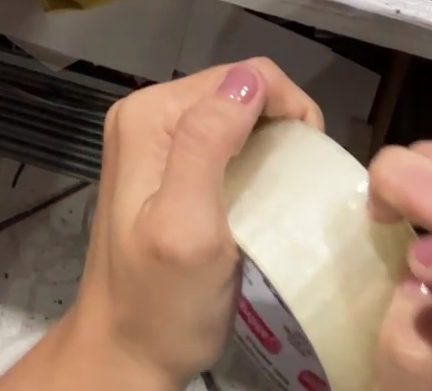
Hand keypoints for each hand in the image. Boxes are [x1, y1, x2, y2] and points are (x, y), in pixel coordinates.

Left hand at [0, 59, 322, 390]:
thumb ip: (208, 145)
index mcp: (149, 115)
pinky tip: (260, 189)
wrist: (123, 354)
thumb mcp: (188, 228)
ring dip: (268, 138)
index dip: (286, 106)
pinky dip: (251, 153)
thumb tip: (250, 78)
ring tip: (285, 185)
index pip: (240, 76)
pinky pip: (222, 134)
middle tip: (298, 178)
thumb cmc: (161, 302)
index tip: (307, 159)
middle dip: (279, 120)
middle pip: (236, 87)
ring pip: (234, 109)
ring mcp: (152, 134)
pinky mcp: (165, 159)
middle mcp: (147, 111)